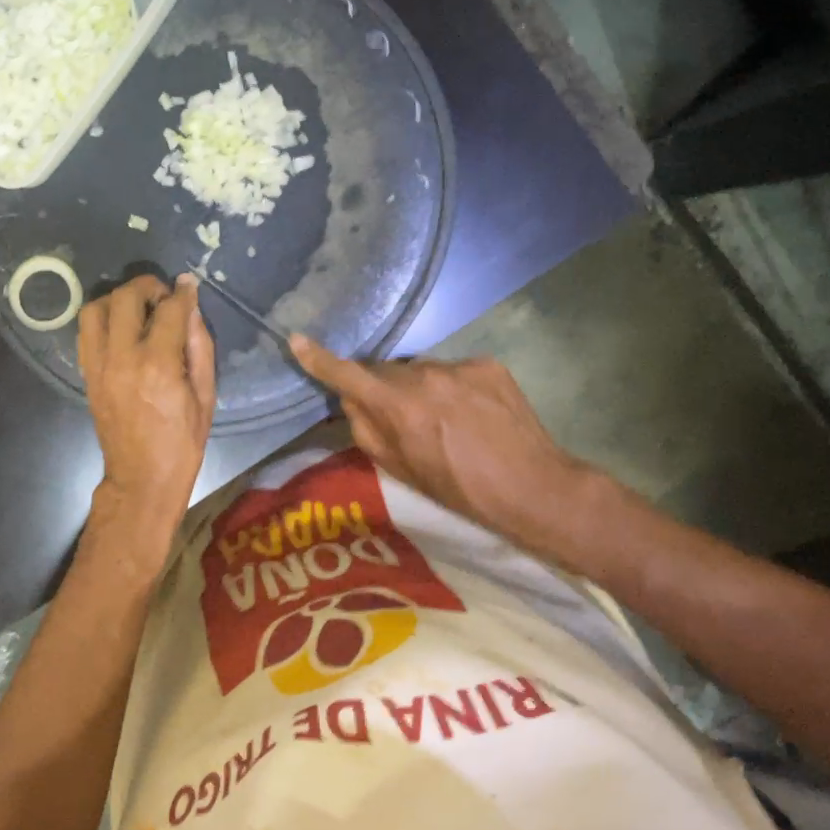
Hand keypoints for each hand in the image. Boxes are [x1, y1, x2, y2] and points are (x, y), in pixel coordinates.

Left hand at [78, 274, 216, 533]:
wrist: (141, 479)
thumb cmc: (182, 443)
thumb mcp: (205, 396)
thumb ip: (200, 346)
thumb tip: (192, 307)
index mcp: (159, 365)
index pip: (169, 310)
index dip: (182, 292)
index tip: (189, 285)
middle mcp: (122, 359)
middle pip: (125, 298)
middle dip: (147, 287)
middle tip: (163, 297)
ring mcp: (98, 367)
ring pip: (95, 309)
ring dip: (117, 300)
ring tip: (138, 310)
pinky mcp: (86, 376)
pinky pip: (85, 333)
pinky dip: (102, 321)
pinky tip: (121, 330)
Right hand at [290, 335, 588, 541]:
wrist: (532, 487)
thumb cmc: (458, 489)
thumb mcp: (400, 470)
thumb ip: (367, 430)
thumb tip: (351, 400)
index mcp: (399, 407)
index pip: (347, 375)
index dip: (319, 360)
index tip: (297, 340)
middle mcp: (425, 377)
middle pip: (385, 372)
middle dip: (382, 388)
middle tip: (398, 417)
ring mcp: (459, 367)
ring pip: (420, 370)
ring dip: (419, 388)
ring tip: (443, 419)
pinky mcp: (488, 365)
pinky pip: (453, 370)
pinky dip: (452, 387)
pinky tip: (470, 413)